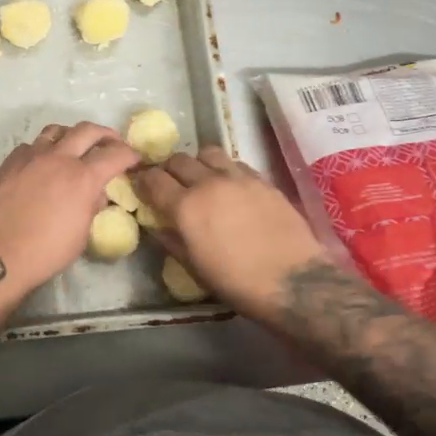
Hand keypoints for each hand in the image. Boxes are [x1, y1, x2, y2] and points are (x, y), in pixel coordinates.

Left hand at [0, 122, 138, 296]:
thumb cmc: (45, 252)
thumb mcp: (81, 234)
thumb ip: (92, 207)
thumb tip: (96, 193)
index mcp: (82, 178)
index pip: (115, 154)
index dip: (129, 154)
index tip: (134, 158)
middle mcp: (58, 158)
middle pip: (87, 130)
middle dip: (105, 134)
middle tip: (112, 143)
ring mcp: (31, 157)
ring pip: (56, 131)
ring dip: (71, 135)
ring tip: (75, 146)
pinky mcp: (10, 163)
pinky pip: (31, 145)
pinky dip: (44, 149)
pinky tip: (43, 163)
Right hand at [135, 146, 334, 310]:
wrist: (293, 282)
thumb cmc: (236, 283)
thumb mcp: (193, 267)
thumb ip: (170, 239)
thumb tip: (156, 224)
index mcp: (185, 206)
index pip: (153, 179)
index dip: (143, 180)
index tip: (142, 187)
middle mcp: (209, 183)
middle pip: (178, 160)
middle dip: (169, 170)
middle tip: (170, 185)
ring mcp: (238, 178)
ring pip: (208, 153)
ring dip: (198, 163)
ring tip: (202, 180)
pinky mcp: (263, 180)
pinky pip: (236, 164)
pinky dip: (225, 170)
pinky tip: (231, 188)